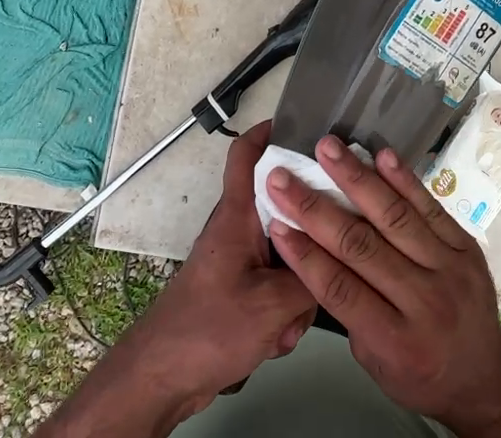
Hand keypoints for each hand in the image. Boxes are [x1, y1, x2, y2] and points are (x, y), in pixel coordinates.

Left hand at [40, 121, 315, 436]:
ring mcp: (237, 263)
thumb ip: (312, 278)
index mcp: (237, 218)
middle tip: (326, 261)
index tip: (298, 123)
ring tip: (287, 322)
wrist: (163, 378)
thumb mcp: (273, 304)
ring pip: (285, 257)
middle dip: (309, 242)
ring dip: (295, 292)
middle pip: (284, 212)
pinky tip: (275, 339)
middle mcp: (237, 232)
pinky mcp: (238, 292)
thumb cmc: (208, 328)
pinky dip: (280, 314)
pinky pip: (274, 289)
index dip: (267, 132)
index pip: (245, 157)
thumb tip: (337, 263)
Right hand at [267, 135, 500, 435]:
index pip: (339, 288)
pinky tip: (380, 154)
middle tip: (283, 177)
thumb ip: (347, 308)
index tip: (274, 219)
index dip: (304, 253)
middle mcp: (424, 300)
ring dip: (355, 177)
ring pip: (394, 216)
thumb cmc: (419, 375)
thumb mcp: (373, 359)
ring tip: (327, 148)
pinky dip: (404, 179)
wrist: (486, 380)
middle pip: (360, 245)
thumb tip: (311, 248)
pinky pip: (430, 206)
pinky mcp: (465, 245)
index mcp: (395, 340)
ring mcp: (449, 268)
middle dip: (315, 207)